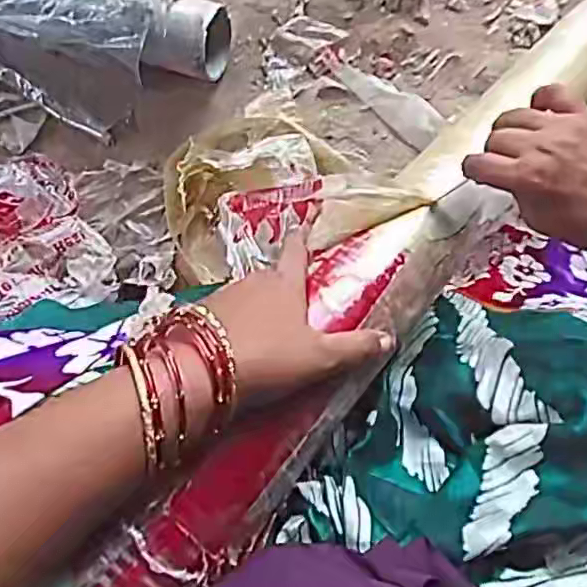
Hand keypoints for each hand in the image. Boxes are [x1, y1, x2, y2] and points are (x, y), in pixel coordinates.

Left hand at [196, 231, 394, 400]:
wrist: (196, 374)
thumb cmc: (267, 357)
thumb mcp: (319, 358)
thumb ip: (355, 348)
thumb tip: (389, 337)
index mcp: (285, 282)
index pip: (299, 249)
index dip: (306, 231)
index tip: (310, 213)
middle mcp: (254, 280)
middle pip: (274, 274)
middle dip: (285, 281)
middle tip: (298, 297)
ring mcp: (223, 296)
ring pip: (249, 294)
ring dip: (259, 305)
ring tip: (269, 327)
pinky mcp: (198, 316)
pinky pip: (225, 313)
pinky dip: (236, 323)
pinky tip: (238, 343)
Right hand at [460, 84, 586, 247]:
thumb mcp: (541, 221)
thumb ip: (519, 195)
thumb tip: (511, 180)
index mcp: (525, 177)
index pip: (480, 164)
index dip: (474, 168)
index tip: (477, 170)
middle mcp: (539, 147)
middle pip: (496, 137)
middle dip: (494, 151)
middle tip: (503, 159)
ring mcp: (561, 126)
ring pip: (516, 114)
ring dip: (511, 127)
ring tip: (520, 137)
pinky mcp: (582, 115)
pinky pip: (552, 93)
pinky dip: (542, 99)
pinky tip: (542, 112)